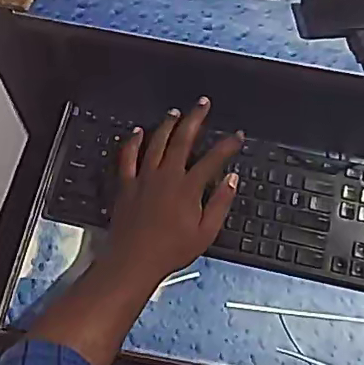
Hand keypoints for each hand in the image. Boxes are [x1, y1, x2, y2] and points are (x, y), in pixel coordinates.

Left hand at [100, 98, 241, 289]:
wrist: (134, 260)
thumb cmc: (170, 250)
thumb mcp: (205, 232)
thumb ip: (220, 203)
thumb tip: (232, 180)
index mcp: (188, 188)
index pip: (213, 159)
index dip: (227, 145)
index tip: (237, 136)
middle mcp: (166, 176)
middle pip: (182, 140)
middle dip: (195, 119)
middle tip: (203, 104)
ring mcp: (144, 178)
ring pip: (156, 142)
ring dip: (167, 124)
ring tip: (176, 112)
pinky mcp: (127, 184)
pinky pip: (127, 156)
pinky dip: (132, 141)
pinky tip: (137, 131)